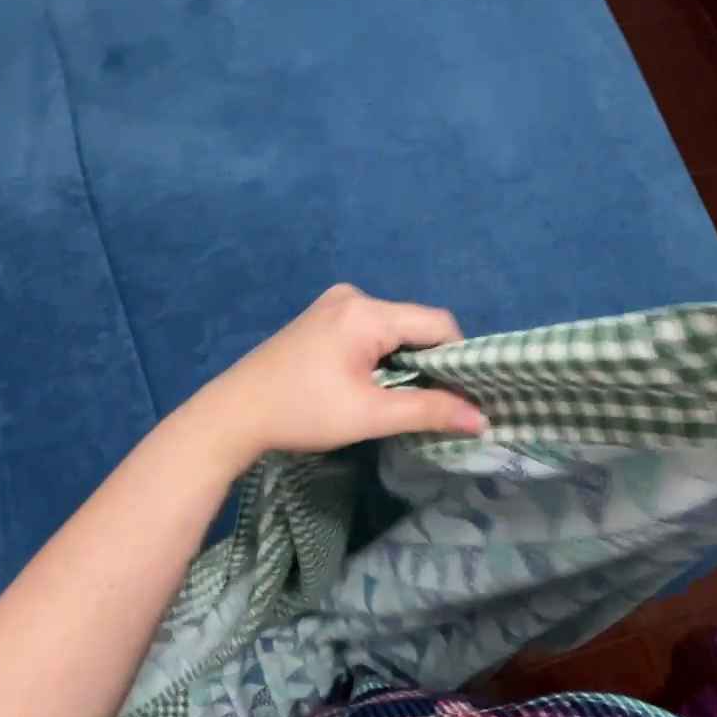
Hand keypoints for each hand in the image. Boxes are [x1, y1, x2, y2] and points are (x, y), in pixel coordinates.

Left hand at [189, 284, 485, 466]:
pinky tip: (372, 384)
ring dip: (405, 360)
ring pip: (394, 329)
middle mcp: (353, 296)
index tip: (462, 395)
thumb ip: (428, 411)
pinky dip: (382, 356)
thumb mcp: (370, 415)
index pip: (438, 324)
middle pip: (415, 324)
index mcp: (366, 311)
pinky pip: (370, 331)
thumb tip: (482, 419)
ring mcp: (333, 305)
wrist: (233, 414)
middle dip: (431, 362)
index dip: (458, 359)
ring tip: (401, 397)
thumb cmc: (302, 412)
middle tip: (436, 402)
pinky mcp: (321, 319)